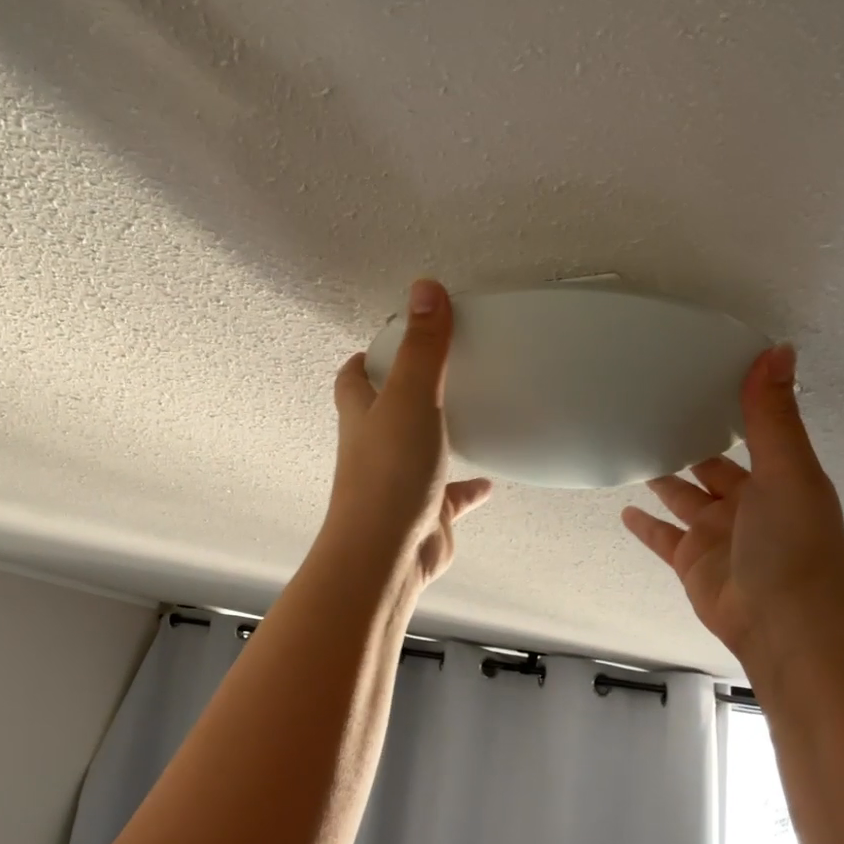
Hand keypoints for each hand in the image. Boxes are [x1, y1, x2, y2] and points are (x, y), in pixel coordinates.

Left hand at [327, 279, 492, 583]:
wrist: (386, 555)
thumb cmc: (388, 477)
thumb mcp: (410, 399)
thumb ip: (422, 347)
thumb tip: (423, 288)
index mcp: (363, 417)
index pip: (353, 379)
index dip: (366, 359)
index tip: (385, 340)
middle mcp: (374, 449)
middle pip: (383, 414)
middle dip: (402, 394)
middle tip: (432, 371)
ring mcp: (399, 484)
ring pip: (418, 454)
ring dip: (437, 438)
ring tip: (467, 419)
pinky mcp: (426, 517)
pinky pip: (451, 498)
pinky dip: (468, 490)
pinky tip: (490, 484)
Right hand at [621, 346, 843, 660]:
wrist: (784, 624)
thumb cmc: (793, 545)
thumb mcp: (787, 471)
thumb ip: (773, 416)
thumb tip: (778, 350)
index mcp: (779, 479)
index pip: (752, 435)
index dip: (732, 411)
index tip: (701, 381)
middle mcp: (749, 504)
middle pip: (714, 466)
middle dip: (692, 442)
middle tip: (656, 412)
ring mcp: (717, 534)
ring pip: (684, 498)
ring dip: (664, 478)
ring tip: (634, 449)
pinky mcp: (690, 561)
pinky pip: (662, 536)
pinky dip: (644, 524)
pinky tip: (624, 507)